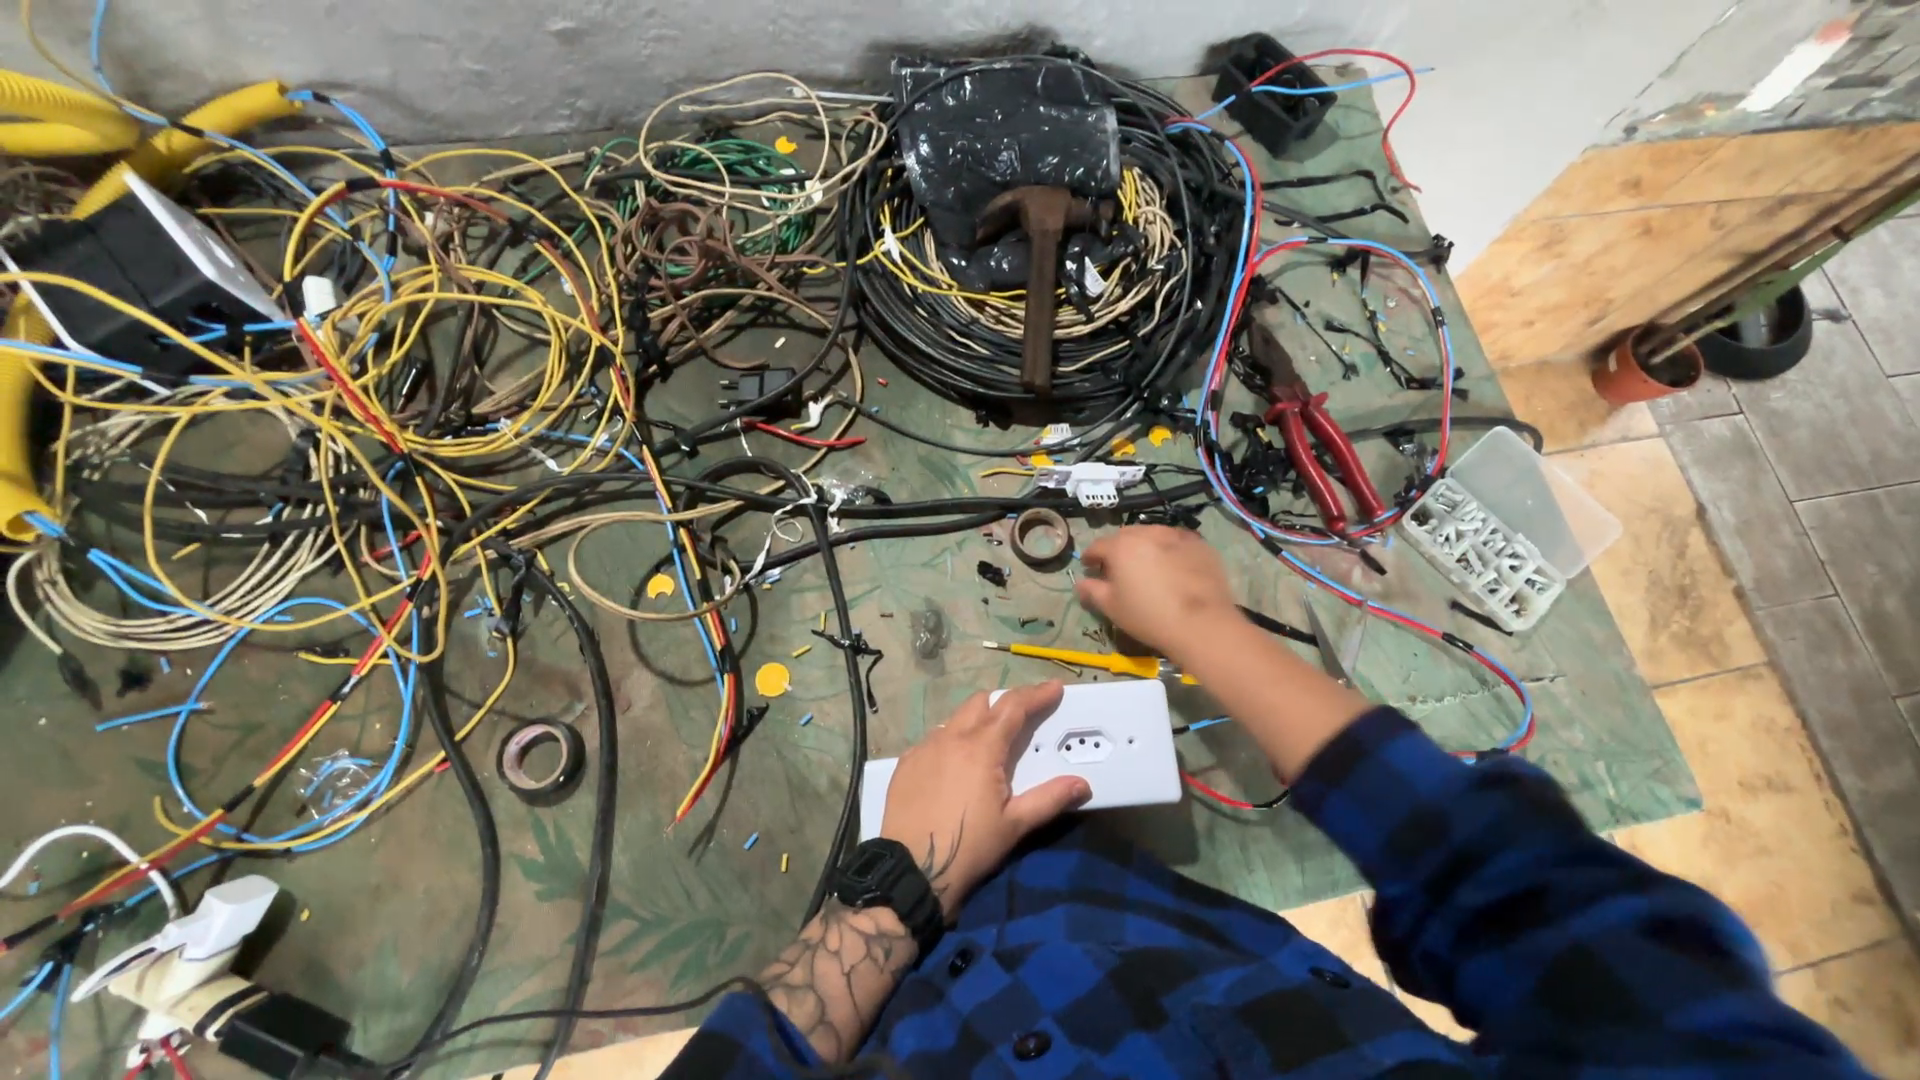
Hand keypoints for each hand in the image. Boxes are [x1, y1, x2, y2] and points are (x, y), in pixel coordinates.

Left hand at [880, 681, 1090, 919]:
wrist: (912, 870)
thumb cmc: (969, 846)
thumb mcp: (1014, 825)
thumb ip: (1049, 799)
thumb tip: (1081, 784)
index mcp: (981, 747)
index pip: (1013, 707)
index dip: (1036, 694)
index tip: (1054, 688)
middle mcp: (950, 738)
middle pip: (980, 702)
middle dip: (1004, 703)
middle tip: (1022, 716)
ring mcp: (923, 749)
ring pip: (954, 720)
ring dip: (975, 722)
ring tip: (988, 744)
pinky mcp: (906, 763)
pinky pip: (932, 740)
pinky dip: (950, 742)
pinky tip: (954, 765)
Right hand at [1076, 526, 1239, 662]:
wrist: (1201, 624)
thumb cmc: (1148, 616)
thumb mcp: (1112, 607)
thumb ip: (1092, 591)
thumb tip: (1079, 583)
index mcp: (1121, 546)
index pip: (1098, 545)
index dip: (1091, 556)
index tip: (1089, 566)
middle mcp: (1147, 533)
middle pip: (1126, 536)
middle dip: (1118, 549)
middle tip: (1118, 568)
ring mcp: (1176, 536)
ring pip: (1153, 535)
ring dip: (1145, 546)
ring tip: (1147, 565)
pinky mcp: (1200, 545)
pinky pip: (1177, 542)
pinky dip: (1170, 550)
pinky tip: (1173, 567)